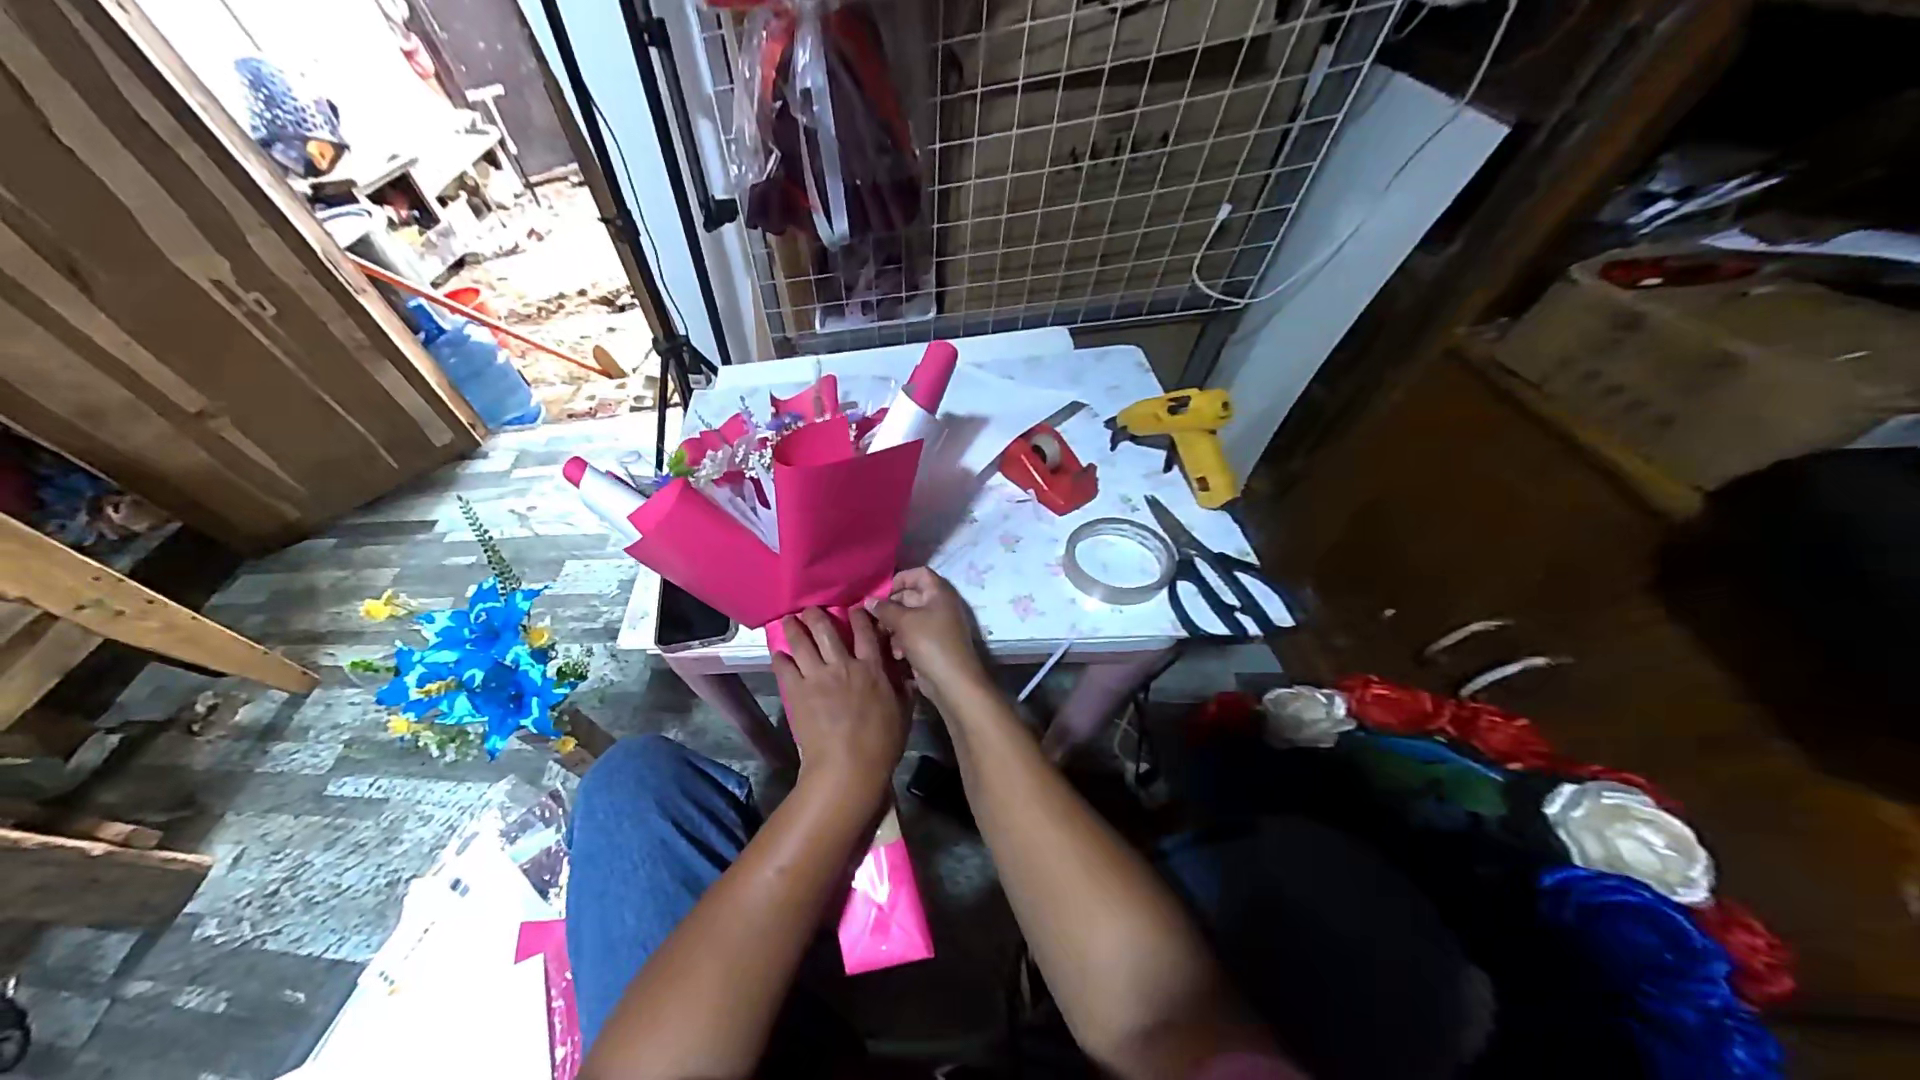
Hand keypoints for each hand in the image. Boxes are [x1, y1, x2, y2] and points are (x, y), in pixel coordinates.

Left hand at [772, 607, 906, 797]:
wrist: (848, 766)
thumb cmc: (882, 743)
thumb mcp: (904, 712)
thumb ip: (904, 688)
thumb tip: (908, 674)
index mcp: (872, 668)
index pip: (865, 632)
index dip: (859, 616)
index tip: (854, 608)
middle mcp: (843, 665)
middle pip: (827, 629)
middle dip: (817, 615)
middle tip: (810, 608)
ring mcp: (817, 676)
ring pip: (802, 642)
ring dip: (794, 628)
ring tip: (788, 619)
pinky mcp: (796, 692)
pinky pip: (784, 668)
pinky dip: (780, 658)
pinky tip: (778, 653)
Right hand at [867, 568, 989, 704]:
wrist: (952, 681)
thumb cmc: (930, 643)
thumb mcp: (903, 622)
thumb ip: (884, 608)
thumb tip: (868, 600)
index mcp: (939, 592)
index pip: (918, 573)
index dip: (899, 579)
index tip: (881, 594)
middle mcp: (940, 605)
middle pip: (910, 596)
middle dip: (891, 608)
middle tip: (875, 619)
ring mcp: (937, 625)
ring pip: (908, 618)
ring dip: (894, 627)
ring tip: (885, 638)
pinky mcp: (932, 644)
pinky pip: (912, 635)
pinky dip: (902, 641)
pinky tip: (897, 654)